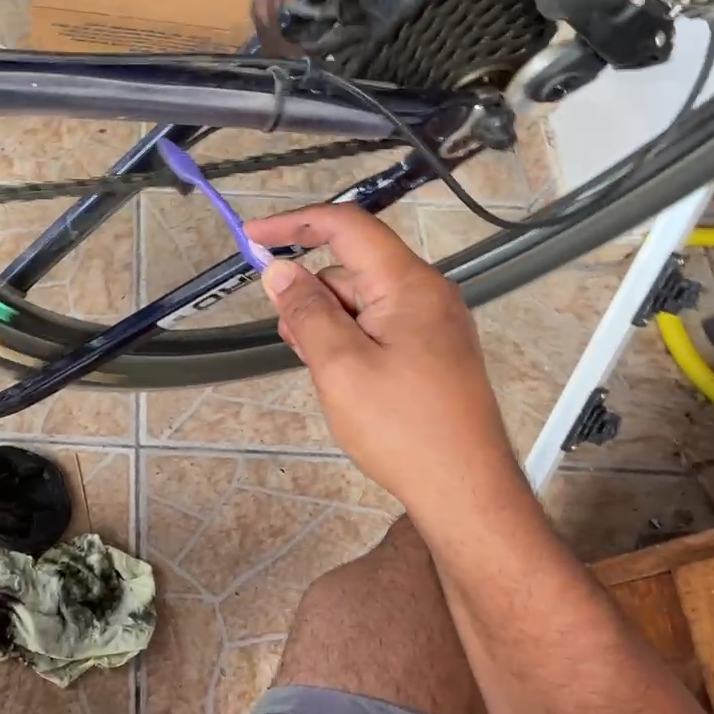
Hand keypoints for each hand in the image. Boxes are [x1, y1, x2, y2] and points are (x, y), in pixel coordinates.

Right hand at [249, 204, 523, 513]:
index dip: (294, 225)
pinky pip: (376, 329)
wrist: (463, 488)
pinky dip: (347, 342)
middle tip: (294, 343)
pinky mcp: (429, 353)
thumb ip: (306, 312)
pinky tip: (341, 379)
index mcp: (409, 285)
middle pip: (351, 269)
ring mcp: (430, 325)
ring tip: (323, 373)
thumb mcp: (340, 367)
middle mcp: (426, 294)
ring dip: (327, 325)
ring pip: (359, 303)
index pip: (347, 228)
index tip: (251, 237)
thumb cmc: (402, 427)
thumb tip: (278, 271)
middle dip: (311, 295)